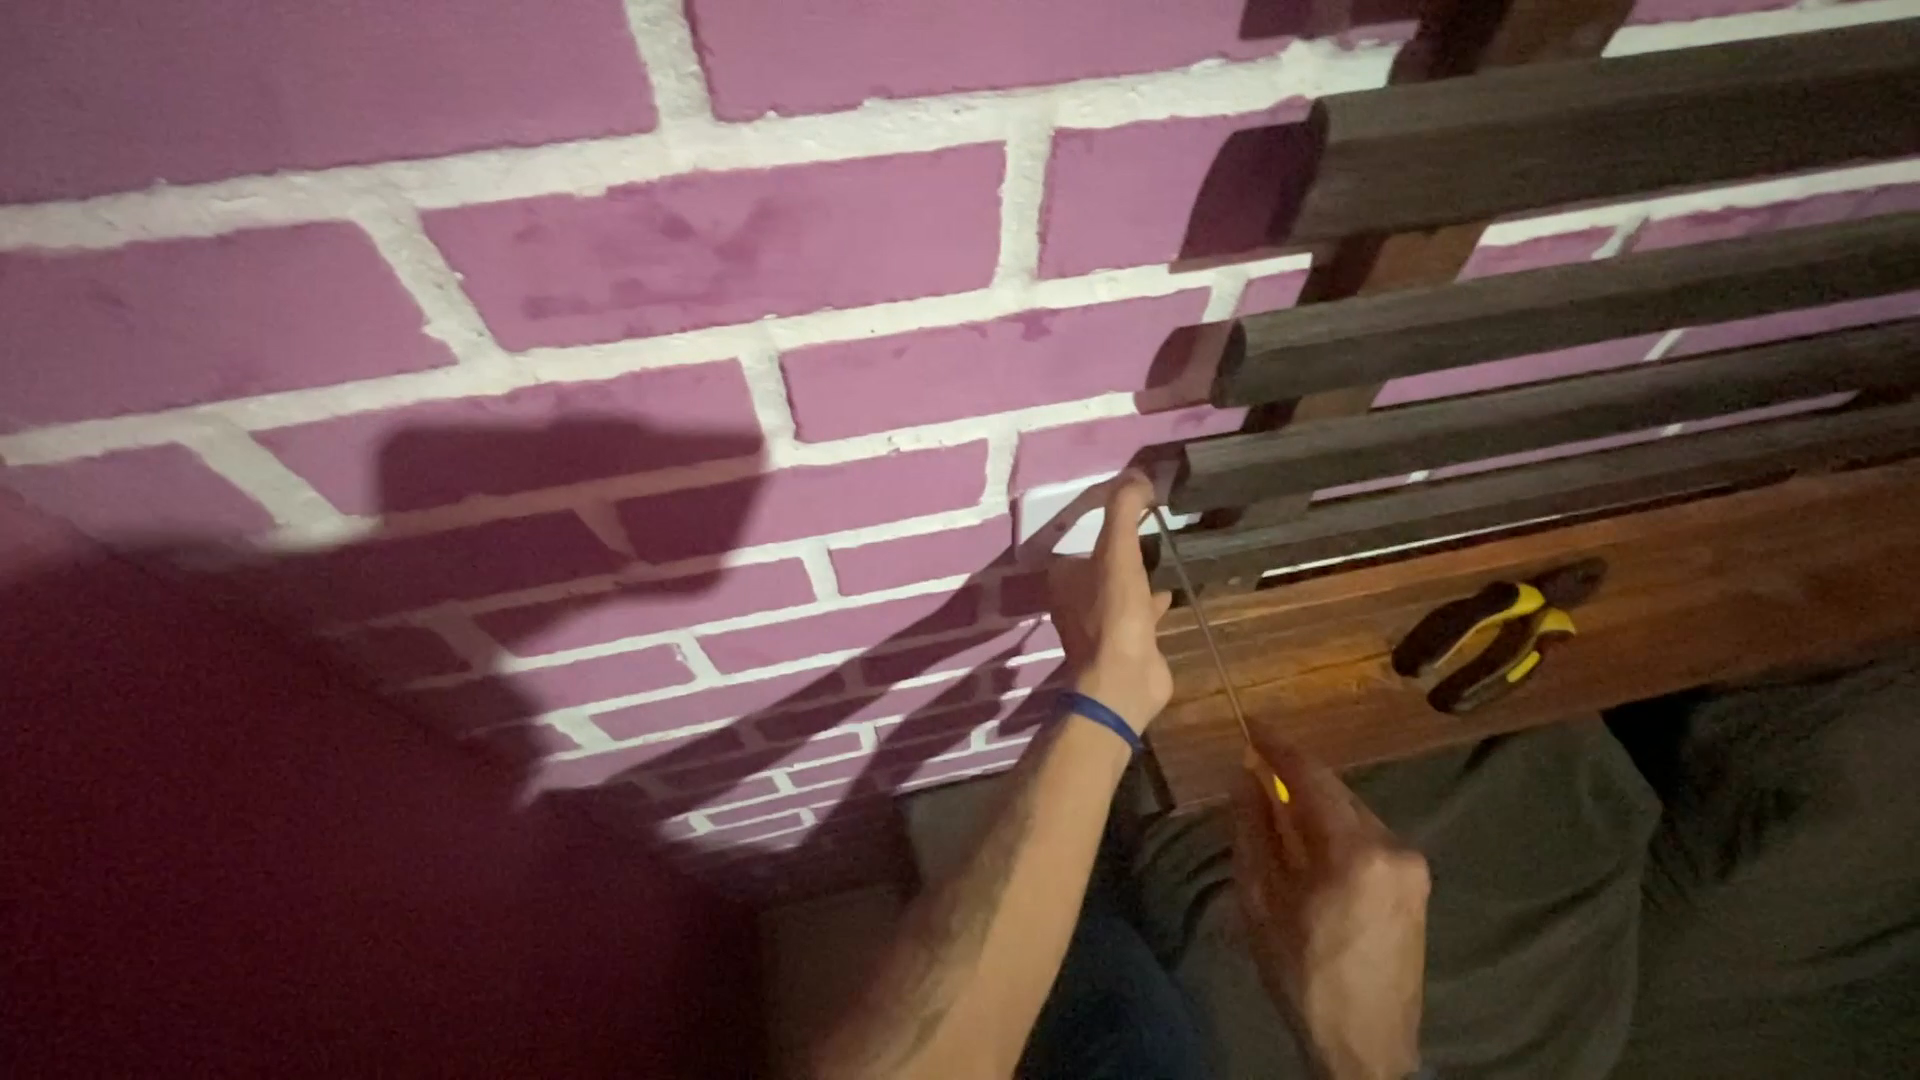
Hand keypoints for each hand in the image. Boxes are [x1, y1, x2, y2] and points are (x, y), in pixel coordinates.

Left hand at [1046, 469, 1174, 733]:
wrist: (1124, 677)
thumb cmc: (1113, 611)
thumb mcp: (1118, 551)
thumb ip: (1123, 511)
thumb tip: (1136, 475)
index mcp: (1062, 576)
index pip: (1080, 540)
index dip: (1102, 524)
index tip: (1130, 509)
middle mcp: (1074, 599)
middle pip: (1100, 565)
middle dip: (1121, 550)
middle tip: (1150, 530)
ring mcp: (1098, 624)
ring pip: (1119, 589)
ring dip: (1137, 576)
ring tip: (1162, 555)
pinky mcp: (1123, 642)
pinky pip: (1138, 613)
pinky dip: (1151, 601)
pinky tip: (1169, 592)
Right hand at [1232, 733, 1429, 1079]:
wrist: (1367, 1045)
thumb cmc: (1301, 973)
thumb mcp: (1261, 898)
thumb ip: (1252, 829)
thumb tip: (1242, 776)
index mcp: (1353, 850)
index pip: (1310, 775)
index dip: (1277, 744)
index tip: (1250, 722)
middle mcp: (1392, 845)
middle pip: (1334, 789)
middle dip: (1292, 773)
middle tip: (1253, 763)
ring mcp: (1411, 865)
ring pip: (1350, 810)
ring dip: (1311, 801)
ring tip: (1272, 804)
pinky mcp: (1415, 882)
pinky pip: (1365, 834)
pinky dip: (1332, 825)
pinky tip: (1306, 838)